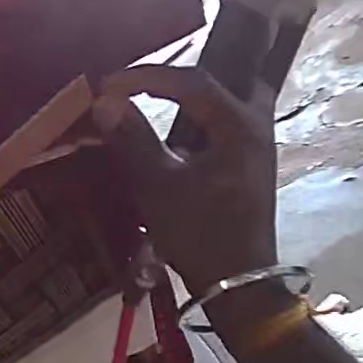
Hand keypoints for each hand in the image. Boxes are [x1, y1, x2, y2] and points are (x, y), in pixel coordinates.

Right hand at [94, 65, 278, 293]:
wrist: (237, 285)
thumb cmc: (200, 235)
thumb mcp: (160, 187)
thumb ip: (134, 140)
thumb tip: (105, 101)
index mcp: (239, 127)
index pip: (193, 82)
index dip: (147, 77)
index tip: (110, 84)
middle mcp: (256, 129)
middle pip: (222, 82)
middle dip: (181, 79)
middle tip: (146, 81)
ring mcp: (257, 150)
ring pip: (225, 106)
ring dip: (191, 102)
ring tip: (154, 102)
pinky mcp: (249, 170)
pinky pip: (224, 130)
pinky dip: (199, 125)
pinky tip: (175, 139)